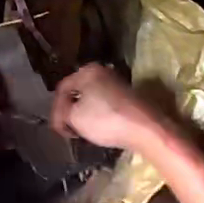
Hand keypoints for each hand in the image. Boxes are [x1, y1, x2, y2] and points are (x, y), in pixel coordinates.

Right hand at [49, 64, 177, 152]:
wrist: (147, 130)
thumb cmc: (106, 120)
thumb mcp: (73, 116)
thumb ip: (61, 112)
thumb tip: (64, 112)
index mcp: (87, 71)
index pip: (61, 90)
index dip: (56, 111)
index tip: (58, 130)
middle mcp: (102, 72)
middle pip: (77, 93)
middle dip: (70, 112)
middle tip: (68, 129)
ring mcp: (117, 84)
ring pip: (91, 99)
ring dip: (83, 115)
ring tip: (81, 131)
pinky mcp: (128, 97)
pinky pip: (105, 104)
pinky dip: (98, 115)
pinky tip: (98, 128)